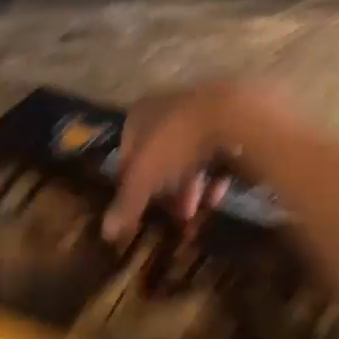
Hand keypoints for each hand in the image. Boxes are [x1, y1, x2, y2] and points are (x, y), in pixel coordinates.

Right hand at [102, 81, 289, 241]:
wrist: (231, 113)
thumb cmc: (176, 140)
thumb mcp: (145, 175)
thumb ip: (128, 203)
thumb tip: (106, 232)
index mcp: (141, 113)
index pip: (127, 152)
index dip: (129, 185)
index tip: (135, 212)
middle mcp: (168, 106)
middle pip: (160, 155)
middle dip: (164, 190)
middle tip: (170, 217)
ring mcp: (199, 111)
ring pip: (188, 155)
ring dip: (189, 188)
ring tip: (193, 215)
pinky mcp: (226, 120)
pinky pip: (215, 152)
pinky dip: (213, 176)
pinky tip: (215, 199)